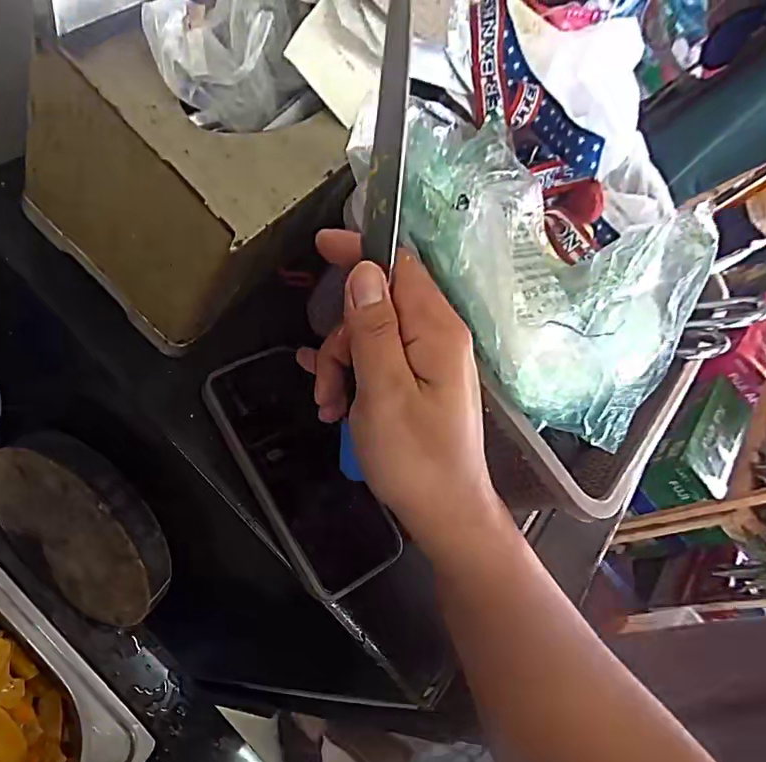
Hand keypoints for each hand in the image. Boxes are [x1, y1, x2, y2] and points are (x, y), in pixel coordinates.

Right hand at [298, 229, 508, 560]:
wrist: (444, 513)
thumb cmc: (415, 461)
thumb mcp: (383, 392)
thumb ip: (373, 329)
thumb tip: (364, 271)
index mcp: (436, 331)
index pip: (399, 266)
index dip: (361, 252)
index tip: (322, 245)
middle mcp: (436, 339)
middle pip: (377, 306)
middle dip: (341, 338)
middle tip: (327, 385)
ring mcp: (427, 364)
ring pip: (370, 338)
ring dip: (341, 366)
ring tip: (330, 408)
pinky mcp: (417, 386)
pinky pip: (377, 363)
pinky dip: (351, 378)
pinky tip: (332, 400)